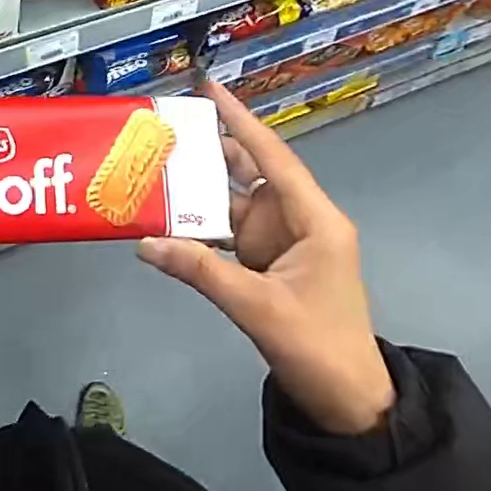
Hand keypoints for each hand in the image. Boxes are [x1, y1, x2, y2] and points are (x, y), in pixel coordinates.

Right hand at [136, 77, 394, 434]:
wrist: (347, 402)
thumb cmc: (319, 347)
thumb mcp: (259, 308)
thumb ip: (200, 271)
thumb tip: (144, 242)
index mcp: (312, 218)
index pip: (273, 156)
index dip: (241, 120)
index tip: (209, 88)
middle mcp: (293, 218)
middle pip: (248, 171)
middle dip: (209, 149)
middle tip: (164, 130)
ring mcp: (276, 239)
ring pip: (231, 200)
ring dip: (197, 187)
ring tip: (154, 165)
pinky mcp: (261, 259)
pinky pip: (223, 230)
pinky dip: (196, 222)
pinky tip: (165, 214)